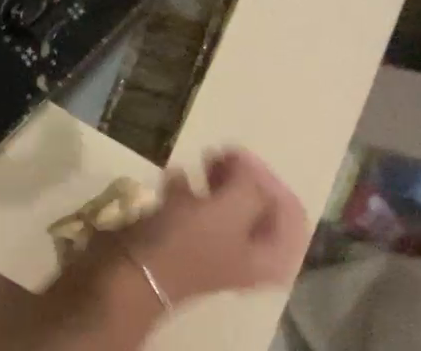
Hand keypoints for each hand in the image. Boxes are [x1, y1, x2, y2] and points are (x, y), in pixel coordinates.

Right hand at [119, 148, 310, 303]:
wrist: (131, 269)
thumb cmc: (183, 243)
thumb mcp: (223, 213)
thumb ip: (246, 187)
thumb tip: (246, 161)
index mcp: (273, 255)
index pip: (289, 211)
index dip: (267, 178)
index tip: (236, 152)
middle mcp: (251, 253)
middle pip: (259, 208)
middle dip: (243, 177)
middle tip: (218, 152)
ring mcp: (217, 247)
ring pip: (227, 206)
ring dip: (217, 180)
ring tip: (199, 159)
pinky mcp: (186, 239)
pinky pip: (197, 210)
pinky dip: (190, 190)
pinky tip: (175, 175)